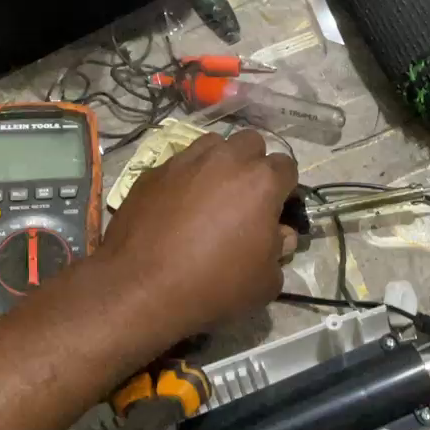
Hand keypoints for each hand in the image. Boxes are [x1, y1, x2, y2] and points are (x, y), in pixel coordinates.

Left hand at [99, 129, 297, 339]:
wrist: (142, 287)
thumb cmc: (214, 285)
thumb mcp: (264, 282)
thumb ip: (279, 250)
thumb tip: (280, 235)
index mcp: (261, 181)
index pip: (287, 167)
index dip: (285, 189)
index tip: (277, 211)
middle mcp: (226, 159)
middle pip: (251, 143)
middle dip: (254, 164)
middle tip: (245, 198)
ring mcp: (186, 161)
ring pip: (214, 144)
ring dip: (220, 162)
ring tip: (211, 194)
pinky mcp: (154, 171)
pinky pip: (179, 163)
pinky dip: (186, 177)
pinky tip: (178, 206)